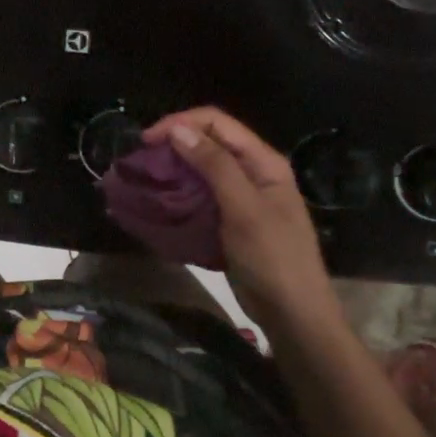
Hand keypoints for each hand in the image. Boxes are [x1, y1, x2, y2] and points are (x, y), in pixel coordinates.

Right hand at [144, 107, 343, 337]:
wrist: (293, 314)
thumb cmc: (272, 258)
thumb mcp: (243, 208)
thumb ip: (214, 165)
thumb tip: (177, 129)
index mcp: (264, 161)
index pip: (217, 122)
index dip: (180, 123)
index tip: (147, 141)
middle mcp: (253, 172)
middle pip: (208, 141)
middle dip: (174, 143)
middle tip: (142, 160)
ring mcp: (243, 196)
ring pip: (202, 167)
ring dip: (174, 167)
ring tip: (146, 177)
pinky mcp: (231, 218)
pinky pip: (201, 193)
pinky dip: (179, 191)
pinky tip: (160, 200)